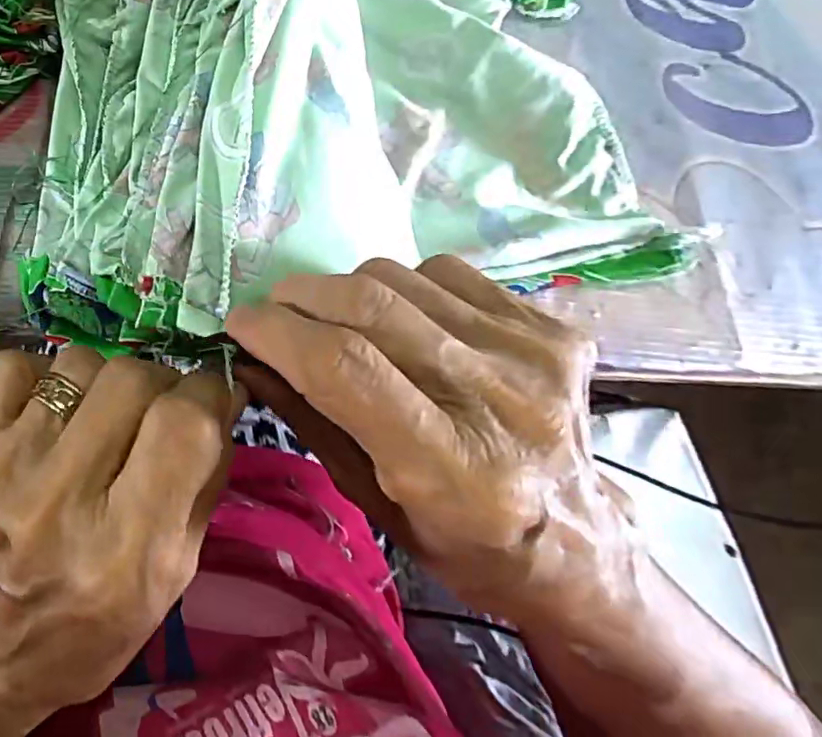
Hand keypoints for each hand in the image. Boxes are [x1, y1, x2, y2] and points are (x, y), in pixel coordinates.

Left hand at [0, 347, 241, 736]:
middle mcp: (60, 499)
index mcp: (125, 550)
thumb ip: (202, 480)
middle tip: (157, 408)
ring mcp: (6, 465)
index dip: (207, 394)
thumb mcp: (173, 576)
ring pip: (79, 362)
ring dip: (104, 380)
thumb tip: (218, 395)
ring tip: (102, 416)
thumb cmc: (96, 622)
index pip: (182, 425)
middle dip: (160, 383)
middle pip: (131, 379)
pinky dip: (45, 377)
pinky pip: (18, 364)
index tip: (209, 396)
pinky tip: (52, 413)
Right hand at [224, 256, 641, 626]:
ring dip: (342, 289)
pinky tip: (403, 321)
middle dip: (297, 297)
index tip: (239, 323)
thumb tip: (248, 357)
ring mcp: (533, 357)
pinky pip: (441, 271)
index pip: (342, 364)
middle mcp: (500, 402)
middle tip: (273, 313)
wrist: (582, 549)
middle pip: (367, 304)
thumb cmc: (460, 542)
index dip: (276, 330)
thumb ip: (307, 418)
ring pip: (396, 276)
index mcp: (452, 469)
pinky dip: (400, 285)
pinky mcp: (552, 329)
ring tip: (336, 321)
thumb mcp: (367, 497)